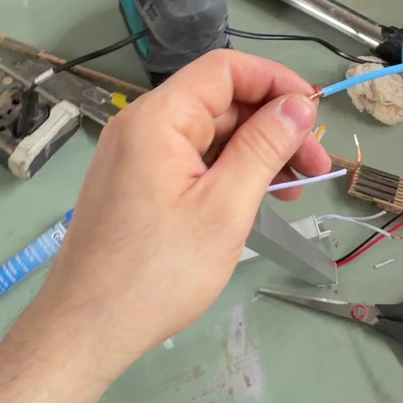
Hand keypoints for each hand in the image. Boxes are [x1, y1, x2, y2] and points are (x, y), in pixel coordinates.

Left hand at [32, 50, 327, 372]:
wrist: (85, 332)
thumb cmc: (158, 271)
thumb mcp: (225, 208)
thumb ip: (264, 147)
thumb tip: (299, 104)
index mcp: (159, 118)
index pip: (226, 69)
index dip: (276, 81)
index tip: (315, 112)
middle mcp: (143, 125)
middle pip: (222, 102)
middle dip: (275, 126)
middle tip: (317, 166)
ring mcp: (138, 154)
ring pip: (212, 133)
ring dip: (258, 152)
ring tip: (295, 190)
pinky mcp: (138, 182)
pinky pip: (194, 159)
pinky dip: (231, 171)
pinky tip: (259, 198)